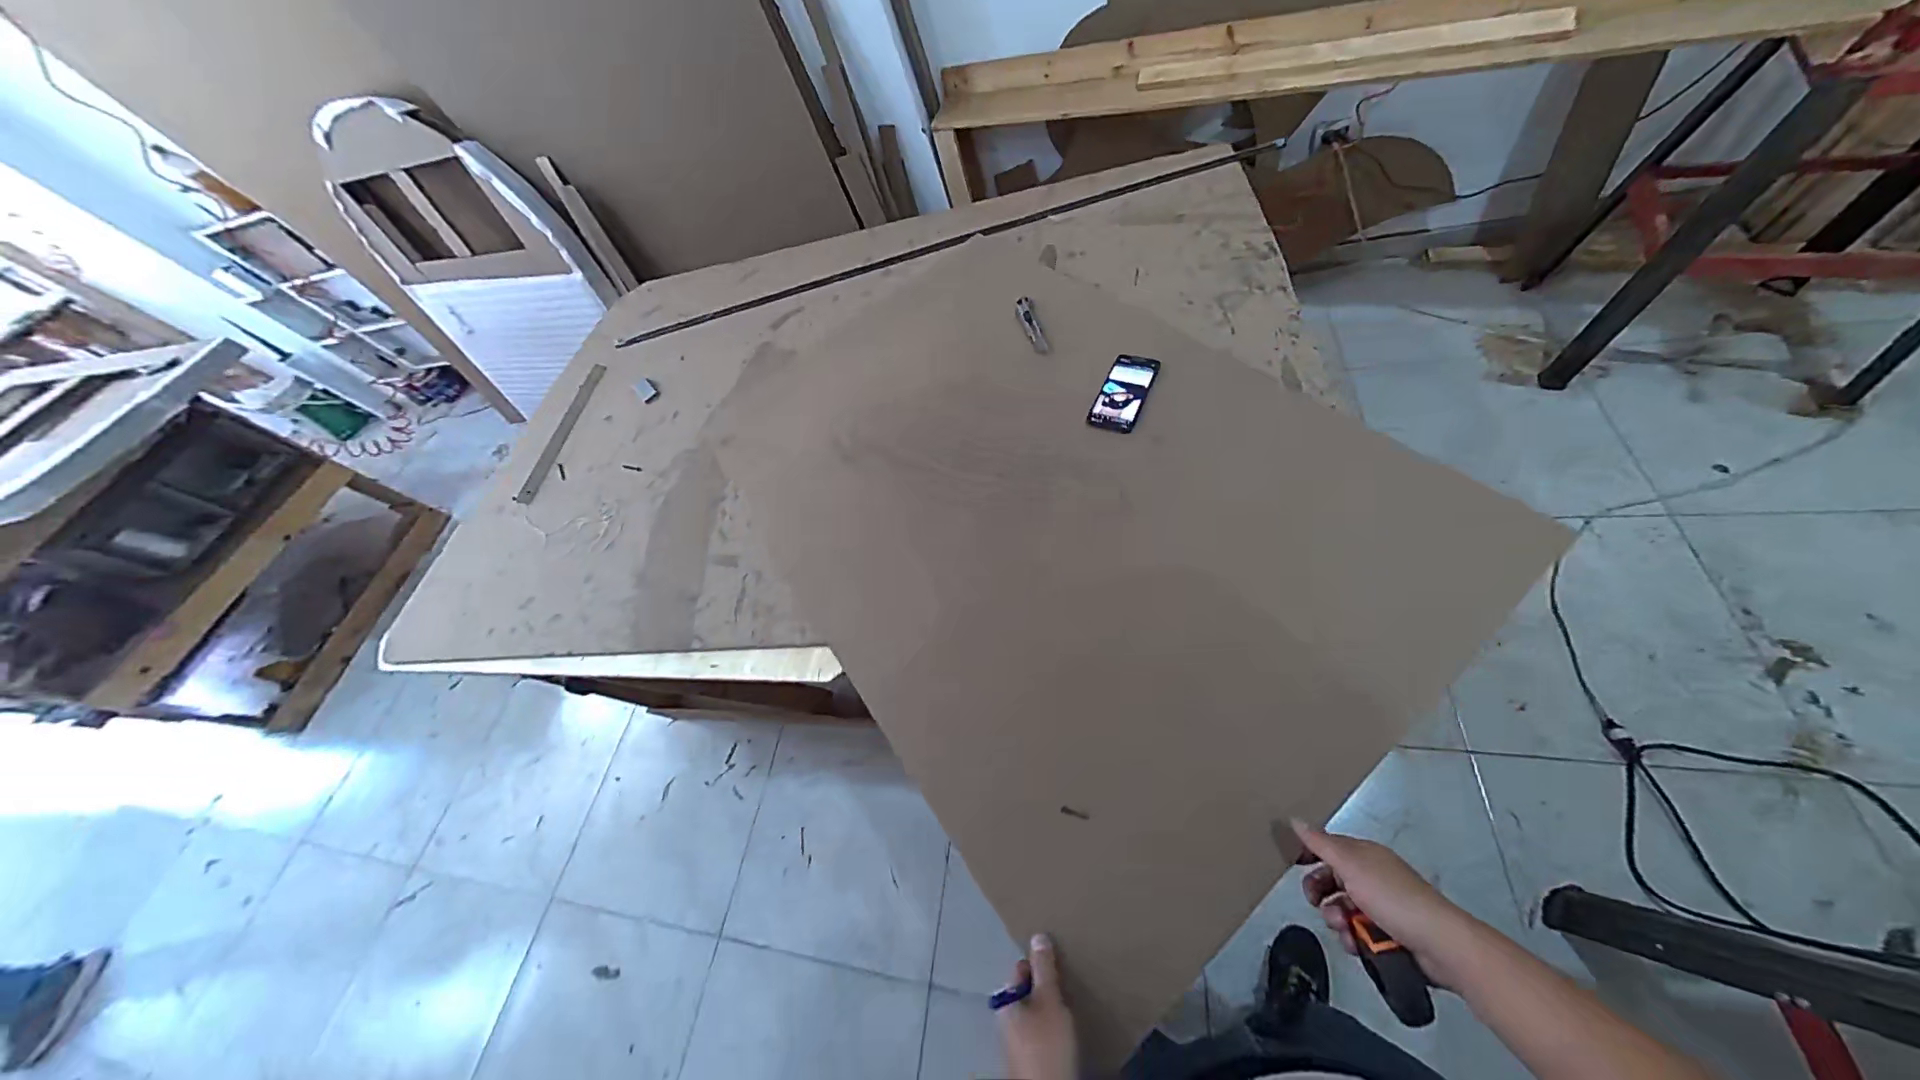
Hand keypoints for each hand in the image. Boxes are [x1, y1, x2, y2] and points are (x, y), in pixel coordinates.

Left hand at [997, 933, 1078, 1079]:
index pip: (1020, 969)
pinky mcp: (1027, 1057)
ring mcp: (1015, 1040)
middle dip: (1046, 985)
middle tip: (1068, 983)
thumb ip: (1044, 969)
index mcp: (1005, 1000)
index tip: (1059, 961)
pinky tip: (1065, 1029)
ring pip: (1034, 1011)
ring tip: (1071, 1004)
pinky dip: (1051, 1025)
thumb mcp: (1049, 1001)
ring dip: (1050, 1006)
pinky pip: (1039, 1030)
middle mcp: (1005, 1017)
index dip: (1039, 963)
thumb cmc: (1046, 1043)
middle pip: (1027, 990)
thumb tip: (1037, 935)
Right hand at [1291, 819, 1479, 988]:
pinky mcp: (1387, 934)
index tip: (1294, 865)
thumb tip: (1295, 819)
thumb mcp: (1351, 865)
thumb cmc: (1393, 897)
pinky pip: (1356, 932)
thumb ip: (1320, 844)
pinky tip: (1356, 943)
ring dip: (1336, 920)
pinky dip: (1352, 937)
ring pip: (1341, 909)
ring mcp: (1381, 907)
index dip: (1310, 854)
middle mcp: (1372, 877)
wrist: (1440, 945)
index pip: (1328, 847)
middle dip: (1320, 893)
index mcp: (1364, 855)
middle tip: (1316, 902)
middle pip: (1331, 880)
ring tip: (1345, 928)